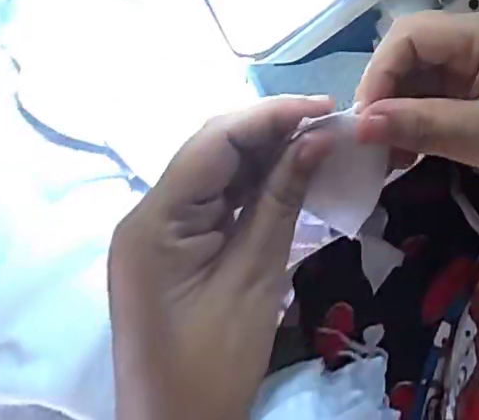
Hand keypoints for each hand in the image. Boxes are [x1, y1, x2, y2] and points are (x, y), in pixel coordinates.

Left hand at [108, 96, 334, 419]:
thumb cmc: (212, 369)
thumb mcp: (254, 277)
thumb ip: (283, 198)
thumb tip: (318, 136)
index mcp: (155, 220)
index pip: (216, 141)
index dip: (272, 115)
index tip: (324, 108)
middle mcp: (150, 213)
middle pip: (215, 147)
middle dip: (272, 127)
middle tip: (328, 120)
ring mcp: (161, 229)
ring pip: (220, 167)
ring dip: (268, 151)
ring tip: (318, 139)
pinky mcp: (177, 244)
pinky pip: (220, 195)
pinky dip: (257, 181)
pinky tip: (292, 171)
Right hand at [353, 11, 478, 188]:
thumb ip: (423, 126)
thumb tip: (361, 125)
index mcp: (478, 34)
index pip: (409, 35)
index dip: (379, 73)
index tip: (364, 122)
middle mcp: (467, 37)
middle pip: (405, 49)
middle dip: (381, 91)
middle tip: (366, 139)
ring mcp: (466, 58)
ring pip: (410, 72)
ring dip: (391, 109)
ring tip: (380, 153)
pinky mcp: (466, 82)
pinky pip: (424, 92)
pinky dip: (408, 119)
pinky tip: (401, 152)